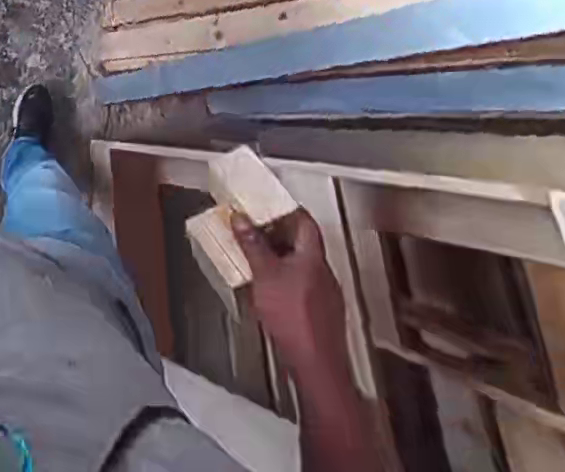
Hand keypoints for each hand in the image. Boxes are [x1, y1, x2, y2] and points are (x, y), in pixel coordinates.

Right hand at [232, 210, 349, 373]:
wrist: (314, 363)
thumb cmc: (293, 316)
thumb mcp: (263, 273)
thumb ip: (252, 244)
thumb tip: (241, 219)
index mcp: (313, 259)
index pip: (305, 224)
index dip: (288, 209)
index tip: (269, 201)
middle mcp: (323, 273)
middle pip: (302, 243)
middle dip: (276, 231)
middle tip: (252, 224)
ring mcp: (324, 293)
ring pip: (300, 262)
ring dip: (277, 253)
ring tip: (253, 250)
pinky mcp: (319, 310)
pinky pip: (300, 281)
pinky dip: (282, 273)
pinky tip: (265, 281)